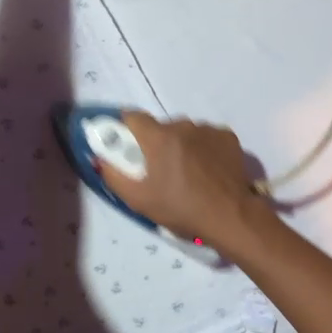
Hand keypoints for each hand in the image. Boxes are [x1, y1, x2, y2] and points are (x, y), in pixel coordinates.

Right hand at [96, 113, 273, 251]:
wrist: (231, 216)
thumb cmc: (181, 209)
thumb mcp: (138, 199)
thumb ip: (113, 175)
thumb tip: (100, 158)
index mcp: (158, 137)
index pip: (132, 116)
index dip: (126, 128)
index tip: (127, 145)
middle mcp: (183, 125)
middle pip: (161, 127)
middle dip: (156, 143)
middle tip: (160, 170)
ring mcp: (208, 129)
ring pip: (186, 132)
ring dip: (182, 146)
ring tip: (188, 174)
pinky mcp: (228, 137)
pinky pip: (207, 137)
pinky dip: (204, 149)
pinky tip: (208, 171)